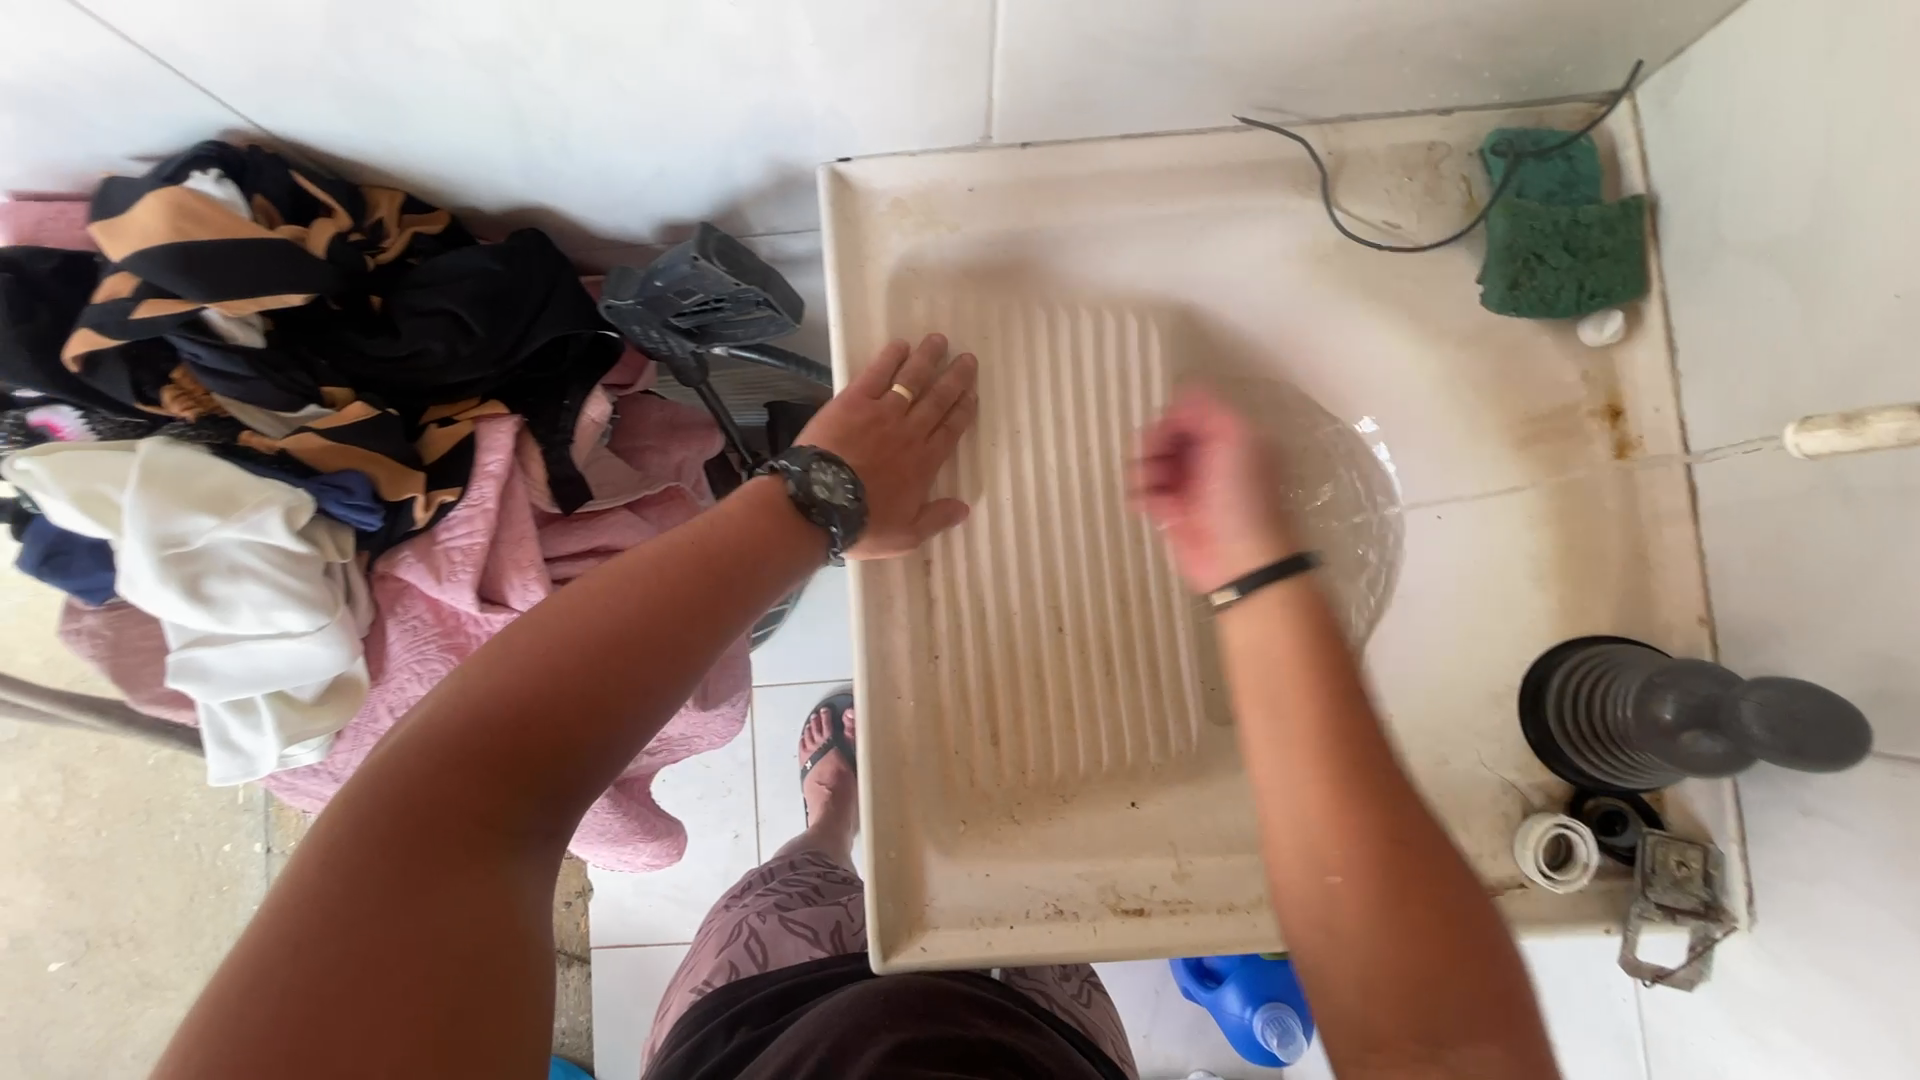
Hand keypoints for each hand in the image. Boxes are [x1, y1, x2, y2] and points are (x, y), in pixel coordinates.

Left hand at [795, 333, 978, 558]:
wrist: (818, 505)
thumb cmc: (862, 524)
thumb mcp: (906, 535)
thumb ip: (937, 519)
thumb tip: (964, 509)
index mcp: (924, 463)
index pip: (951, 430)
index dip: (964, 410)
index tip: (972, 394)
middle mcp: (910, 432)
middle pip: (938, 399)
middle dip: (955, 378)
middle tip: (967, 359)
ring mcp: (882, 412)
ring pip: (912, 380)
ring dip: (928, 359)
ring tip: (939, 341)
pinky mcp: (853, 401)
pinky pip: (877, 373)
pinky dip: (891, 358)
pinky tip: (900, 346)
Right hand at [1131, 385, 1299, 592]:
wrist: (1241, 559)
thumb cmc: (1243, 498)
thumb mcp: (1237, 440)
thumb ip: (1208, 410)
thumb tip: (1179, 395)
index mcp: (1227, 435)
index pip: (1187, 411)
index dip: (1172, 418)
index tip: (1168, 434)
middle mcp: (1206, 456)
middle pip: (1163, 434)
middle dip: (1152, 444)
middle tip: (1154, 460)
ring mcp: (1187, 484)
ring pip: (1148, 461)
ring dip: (1142, 470)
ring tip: (1152, 488)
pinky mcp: (1170, 511)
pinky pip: (1143, 491)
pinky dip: (1139, 493)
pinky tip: (1145, 503)